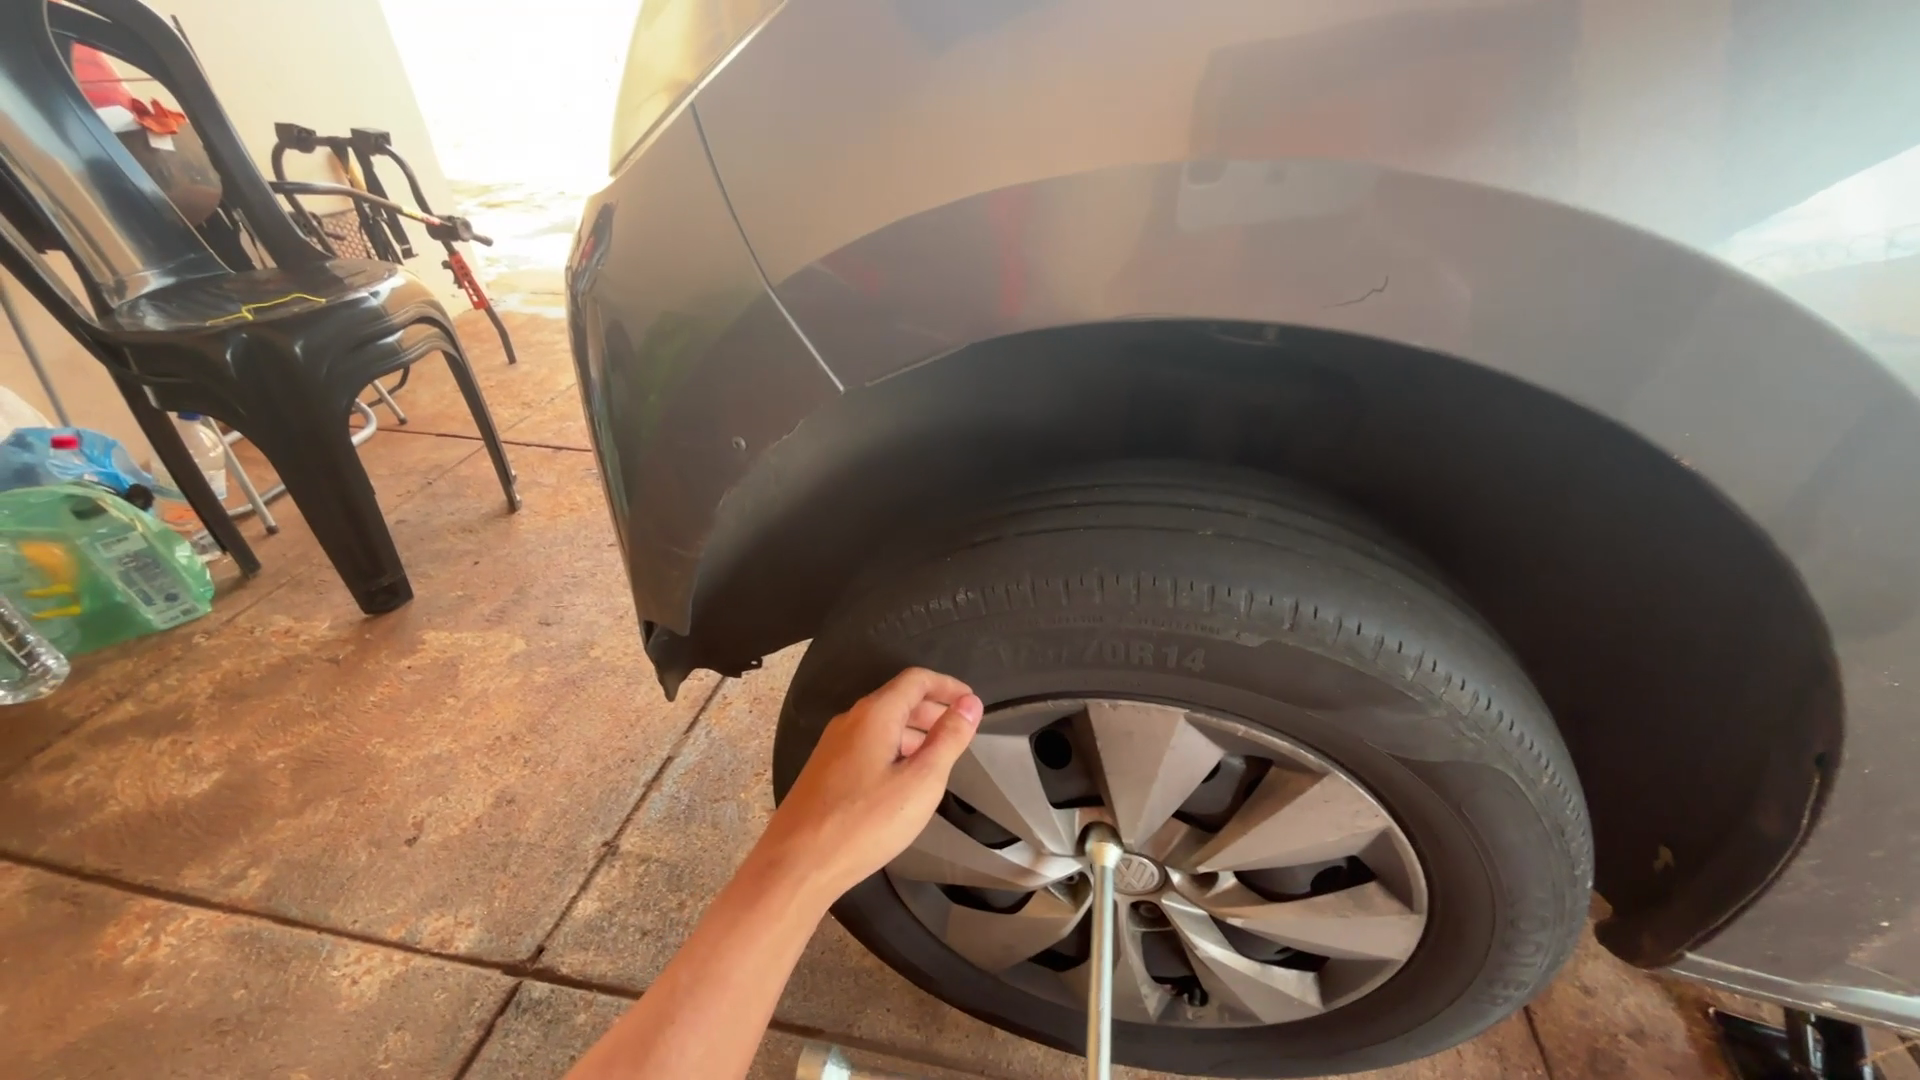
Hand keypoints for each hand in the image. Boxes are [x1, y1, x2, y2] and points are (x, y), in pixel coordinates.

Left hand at [753, 667, 982, 903]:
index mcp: (875, 715)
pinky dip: (894, 749)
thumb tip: (970, 704)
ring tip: (938, 758)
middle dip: (933, 708)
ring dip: (914, 731)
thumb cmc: (865, 822)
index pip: (916, 680)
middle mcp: (850, 721)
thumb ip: (948, 739)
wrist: (796, 864)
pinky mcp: (824, 771)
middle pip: (898, 699)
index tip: (972, 702)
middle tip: (960, 730)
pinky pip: (867, 745)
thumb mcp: (921, 782)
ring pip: (881, 724)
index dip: (948, 685)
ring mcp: (833, 746)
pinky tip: (902, 780)